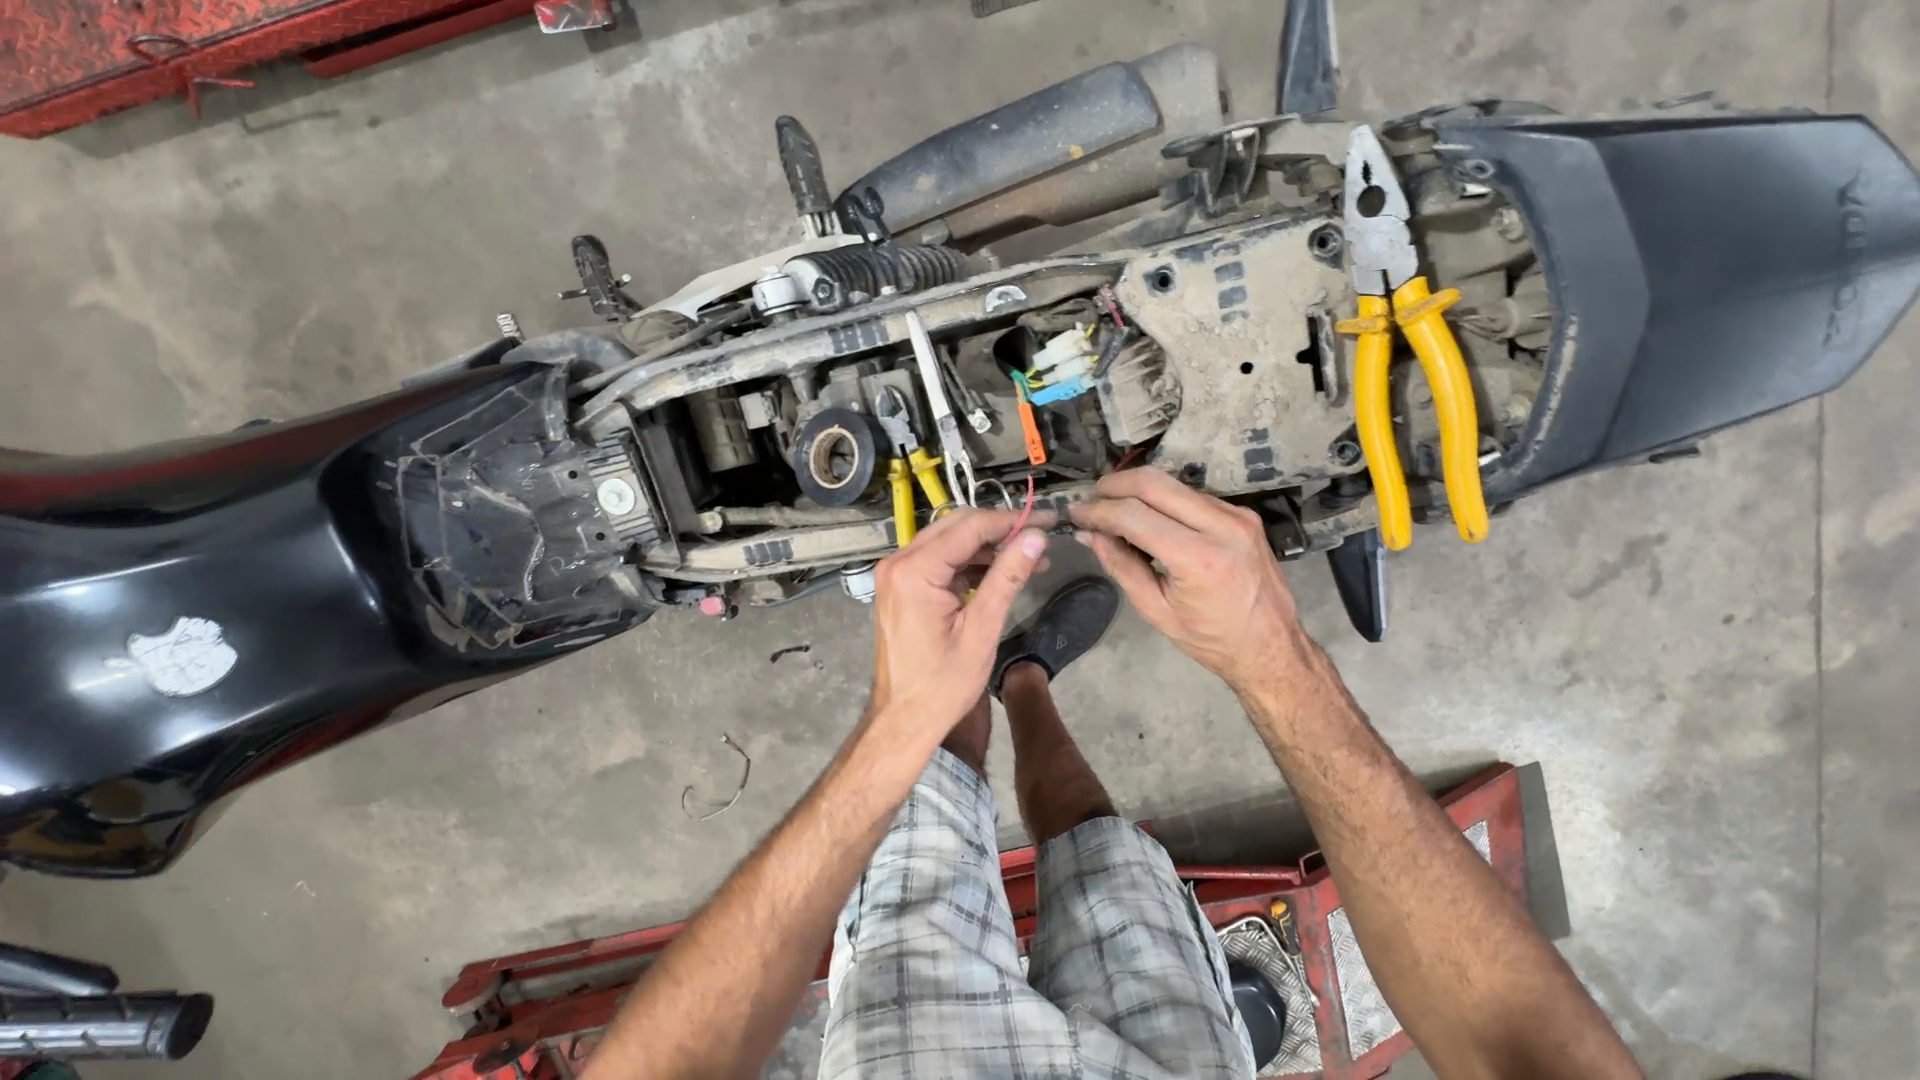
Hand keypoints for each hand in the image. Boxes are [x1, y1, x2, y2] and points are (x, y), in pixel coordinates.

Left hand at [867, 508, 1049, 743]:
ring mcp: (896, 575)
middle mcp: (898, 563)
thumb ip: (1007, 578)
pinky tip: (1001, 572)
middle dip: (1001, 529)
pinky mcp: (901, 587)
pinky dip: (969, 564)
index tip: (1047, 520)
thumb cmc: (941, 685)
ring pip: (948, 542)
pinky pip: (939, 562)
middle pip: (957, 527)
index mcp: (914, 572)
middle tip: (1041, 536)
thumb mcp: (981, 630)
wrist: (903, 719)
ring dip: (987, 547)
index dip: (1012, 521)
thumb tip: (1035, 539)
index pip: (970, 527)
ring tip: (1030, 558)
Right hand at [1070, 469, 1309, 691]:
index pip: (1134, 515)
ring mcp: (1237, 515)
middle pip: (1154, 482)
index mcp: (1198, 558)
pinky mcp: (1243, 514)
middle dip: (1114, 485)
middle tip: (1091, 501)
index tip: (1075, 513)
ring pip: (1173, 484)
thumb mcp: (1156, 610)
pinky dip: (1163, 500)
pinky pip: (1192, 495)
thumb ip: (1121, 566)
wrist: (1272, 646)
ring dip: (1137, 491)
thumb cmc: (1211, 639)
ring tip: (1113, 510)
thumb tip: (1088, 534)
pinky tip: (1148, 518)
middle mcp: (1221, 526)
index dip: (1097, 510)